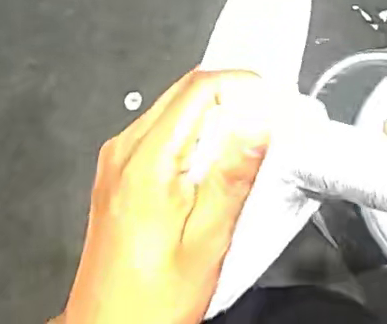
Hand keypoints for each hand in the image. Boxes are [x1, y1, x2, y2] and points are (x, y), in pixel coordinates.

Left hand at [56, 70, 271, 323]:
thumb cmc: (148, 307)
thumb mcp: (206, 244)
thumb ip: (232, 178)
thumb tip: (257, 126)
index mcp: (146, 162)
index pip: (199, 88)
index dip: (240, 83)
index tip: (268, 99)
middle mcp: (125, 150)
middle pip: (186, 90)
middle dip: (230, 96)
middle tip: (263, 120)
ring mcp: (118, 157)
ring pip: (175, 105)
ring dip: (212, 114)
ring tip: (240, 149)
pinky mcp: (118, 168)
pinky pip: (162, 127)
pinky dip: (193, 131)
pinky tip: (209, 165)